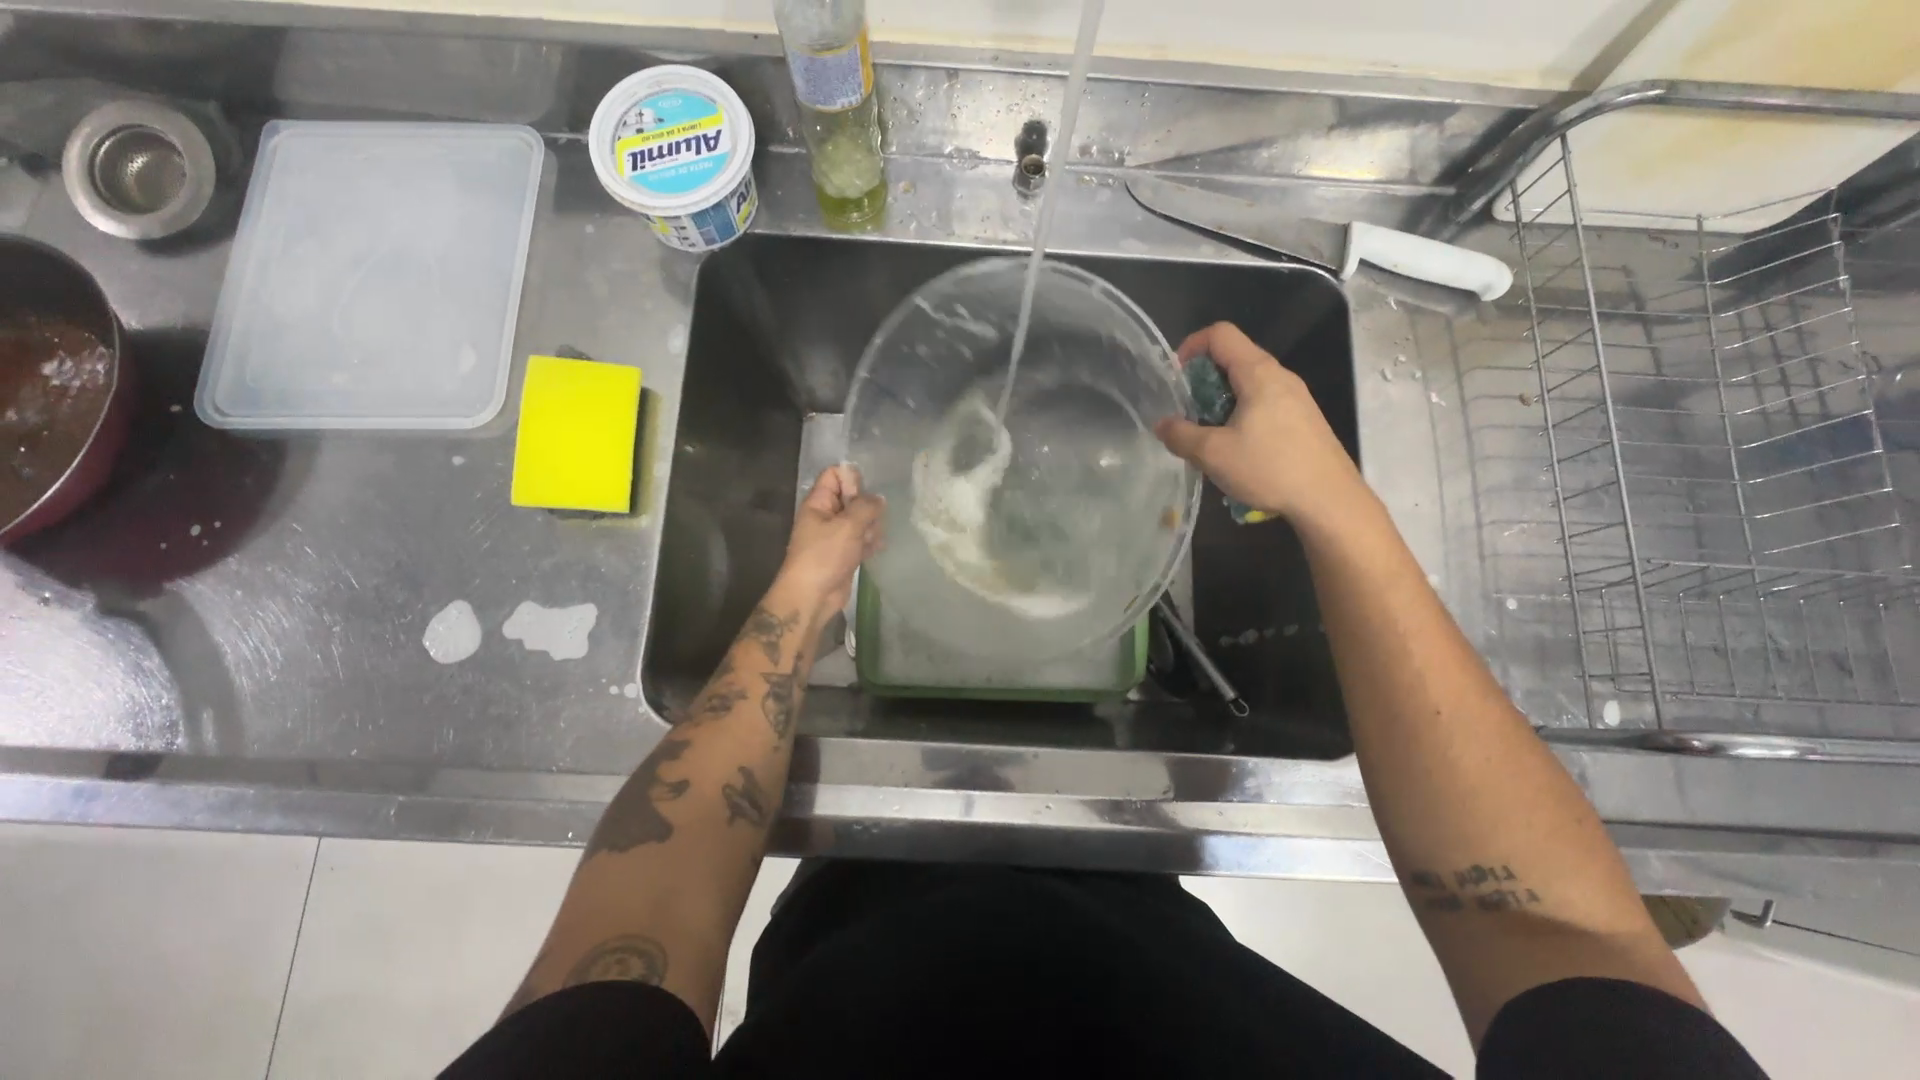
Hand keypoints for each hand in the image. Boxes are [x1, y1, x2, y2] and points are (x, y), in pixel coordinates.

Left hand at [775, 464, 884, 621]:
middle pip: (852, 497)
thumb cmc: (825, 555)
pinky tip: (877, 548)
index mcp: (819, 502)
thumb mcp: (847, 525)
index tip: (866, 493)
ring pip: (860, 520)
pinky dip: (870, 542)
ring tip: (872, 538)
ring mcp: (835, 535)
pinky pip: (861, 540)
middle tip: (871, 520)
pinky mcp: (844, 553)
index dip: (852, 478)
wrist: (812, 596)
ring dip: (871, 526)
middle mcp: (826, 516)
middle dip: (867, 506)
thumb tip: (879, 498)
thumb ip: (865, 506)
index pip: (835, 475)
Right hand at [1153, 322, 1363, 526]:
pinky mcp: (1304, 419)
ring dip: (1222, 401)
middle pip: (1235, 358)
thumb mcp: (1213, 454)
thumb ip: (1181, 435)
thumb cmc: (1270, 468)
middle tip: (1188, 412)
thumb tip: (1162, 424)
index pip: (1221, 334)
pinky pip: (1265, 403)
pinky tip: (1238, 449)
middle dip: (1203, 380)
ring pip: (1249, 384)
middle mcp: (1280, 376)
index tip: (1176, 378)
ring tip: (1209, 435)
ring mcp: (1296, 397)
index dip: (1192, 346)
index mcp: (1258, 373)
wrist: (1329, 499)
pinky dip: (1242, 414)